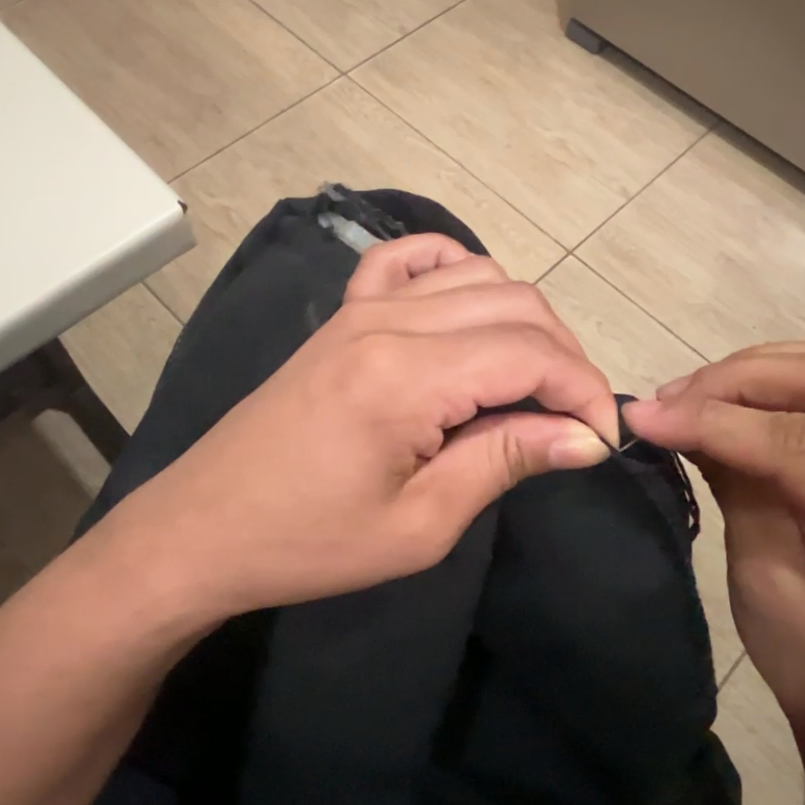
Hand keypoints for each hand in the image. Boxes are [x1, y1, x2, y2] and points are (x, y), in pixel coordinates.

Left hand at [96, 234, 620, 625]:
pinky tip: (468, 308)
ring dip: (522, 321)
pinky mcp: (339, 315)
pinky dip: (454, 270)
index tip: (599, 440)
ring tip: (531, 383)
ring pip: (474, 276)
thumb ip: (505, 461)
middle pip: (515, 304)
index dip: (583, 391)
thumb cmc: (309, 543)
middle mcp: (387, 320)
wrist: (204, 528)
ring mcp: (359, 307)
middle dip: (564, 356)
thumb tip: (585, 437)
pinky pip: (407, 261)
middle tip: (572, 420)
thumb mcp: (420, 524)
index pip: (531, 353)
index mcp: (407, 375)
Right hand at [621, 341, 804, 750]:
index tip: (644, 416)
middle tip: (671, 399)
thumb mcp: (762, 575)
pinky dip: (784, 380)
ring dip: (761, 369)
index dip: (716, 419)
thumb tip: (673, 415)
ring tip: (694, 396)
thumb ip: (734, 482)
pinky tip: (736, 400)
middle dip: (742, 376)